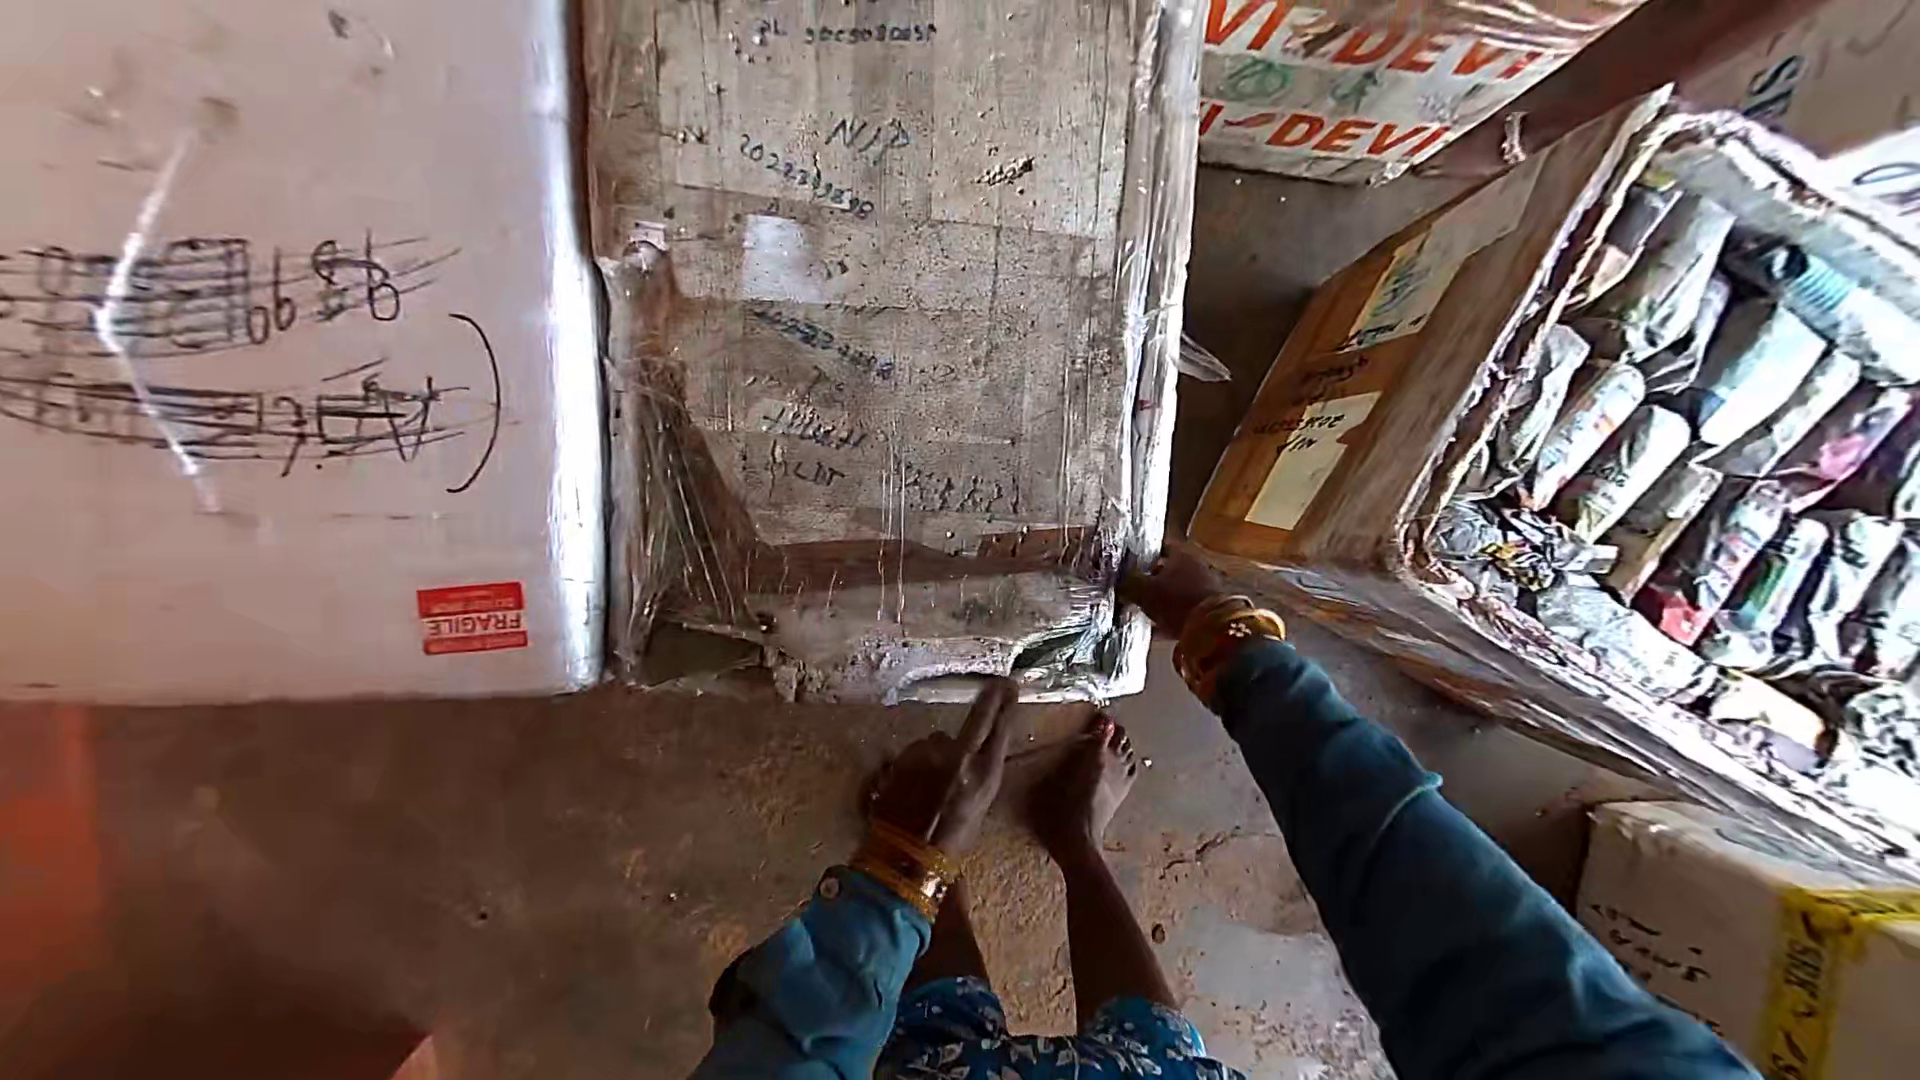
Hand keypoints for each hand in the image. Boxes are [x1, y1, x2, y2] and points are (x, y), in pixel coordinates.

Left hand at [868, 677, 1019, 855]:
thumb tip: (971, 752)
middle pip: (980, 716)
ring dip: (939, 751)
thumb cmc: (950, 843)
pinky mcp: (905, 756)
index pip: (1000, 729)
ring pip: (939, 739)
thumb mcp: (978, 807)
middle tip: (999, 684)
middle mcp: (960, 757)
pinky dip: (918, 762)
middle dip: (992, 697)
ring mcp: (930, 753)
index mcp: (984, 775)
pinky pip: (917, 751)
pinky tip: (915, 784)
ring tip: (932, 784)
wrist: (906, 858)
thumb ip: (977, 773)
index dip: (1007, 707)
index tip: (1011, 690)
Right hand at [1119, 543, 1231, 634]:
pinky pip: (1182, 610)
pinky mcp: (1208, 611)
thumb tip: (1119, 581)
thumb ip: (1128, 583)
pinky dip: (1169, 617)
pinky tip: (1154, 628)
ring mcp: (1205, 589)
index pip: (1161, 546)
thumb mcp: (1142, 590)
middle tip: (1133, 588)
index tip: (1130, 563)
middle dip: (1151, 579)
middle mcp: (1197, 567)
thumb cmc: (1175, 600)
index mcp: (1183, 554)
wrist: (1211, 630)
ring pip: (1176, 591)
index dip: (1144, 554)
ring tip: (1141, 609)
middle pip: (1169, 570)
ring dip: (1160, 599)